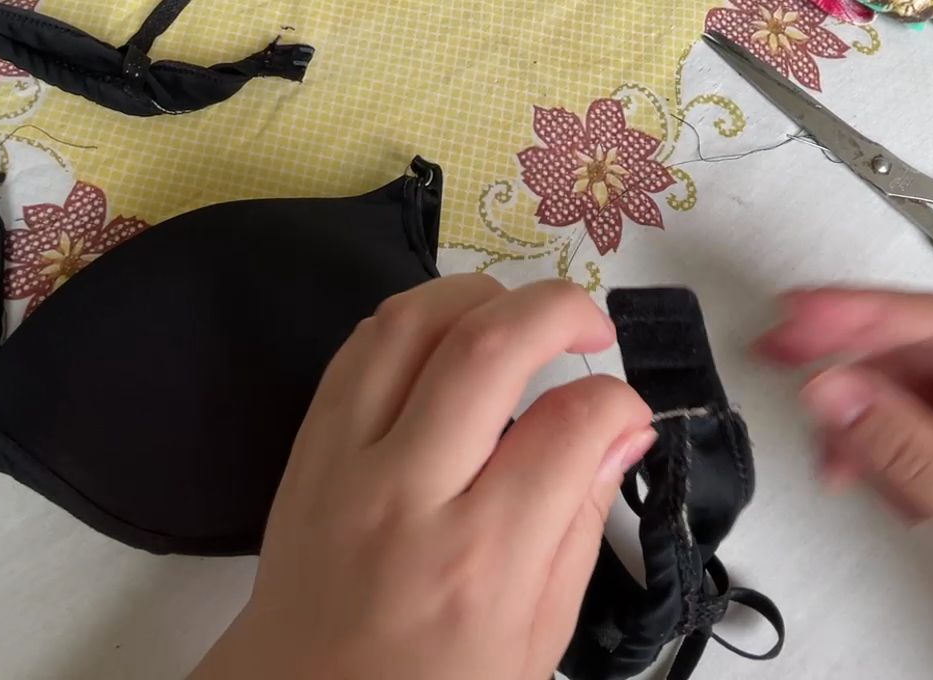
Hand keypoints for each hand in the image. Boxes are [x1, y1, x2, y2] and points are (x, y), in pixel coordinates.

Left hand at [190, 276, 654, 679]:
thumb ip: (581, 523)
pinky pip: (363, 341)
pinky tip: (450, 336)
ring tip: (519, 316)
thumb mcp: (535, 638)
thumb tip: (623, 427)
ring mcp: (344, 456)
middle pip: (488, 348)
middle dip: (558, 308)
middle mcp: (406, 493)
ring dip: (481, 294)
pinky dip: (418, 317)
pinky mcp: (308, 437)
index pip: (566, 428)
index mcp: (478, 562)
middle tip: (587, 324)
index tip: (624, 408)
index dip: (616, 399)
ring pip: (414, 321)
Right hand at [754, 289, 932, 679]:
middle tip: (780, 350)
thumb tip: (835, 388)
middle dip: (848, 357)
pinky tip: (862, 474)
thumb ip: (915, 453)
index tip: (798, 312)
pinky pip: (908, 435)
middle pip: (920, 350)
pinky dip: (871, 450)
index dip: (864, 312)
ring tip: (831, 450)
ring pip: (906, 392)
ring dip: (856, 414)